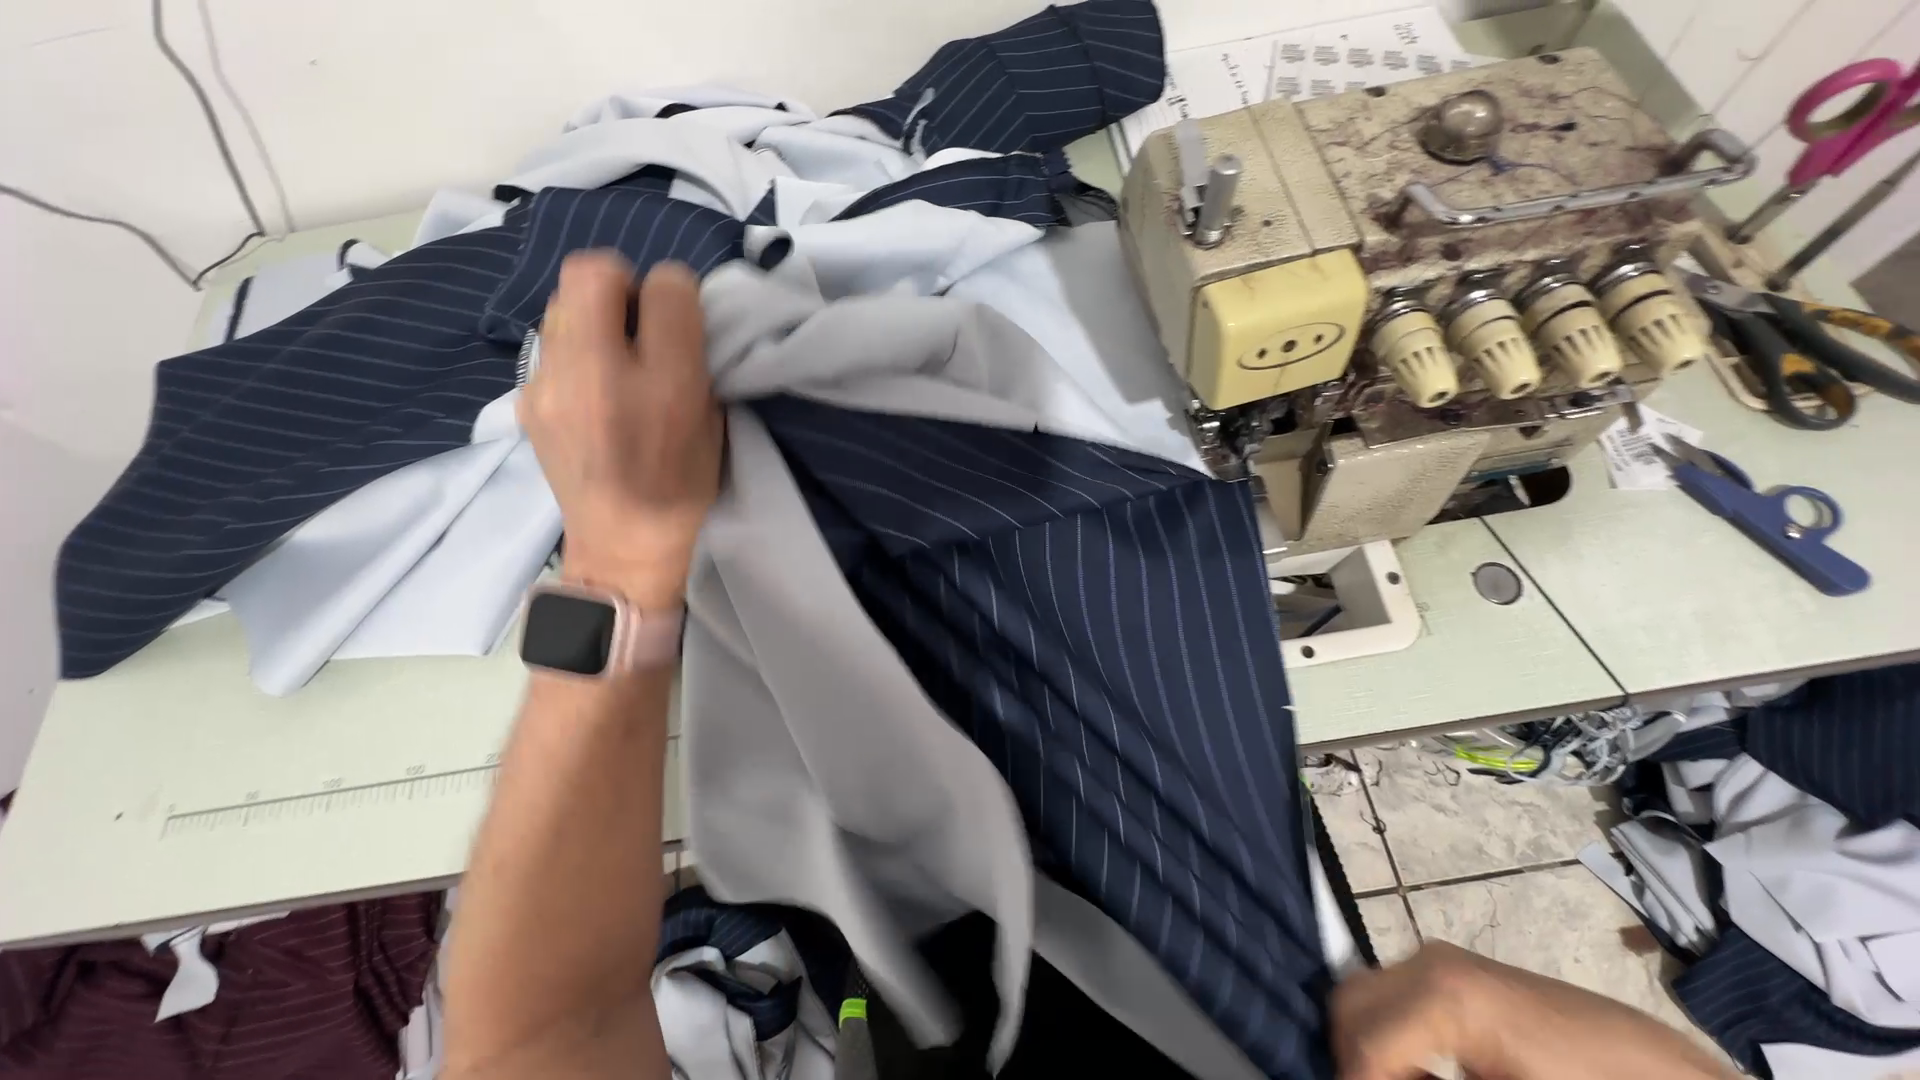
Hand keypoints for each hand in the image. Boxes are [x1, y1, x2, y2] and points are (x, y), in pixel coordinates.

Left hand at [519, 253, 722, 608]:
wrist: (622, 542)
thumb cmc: (683, 485)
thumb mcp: (712, 419)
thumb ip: (694, 358)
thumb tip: (670, 313)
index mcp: (667, 385)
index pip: (666, 285)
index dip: (676, 291)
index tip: (678, 316)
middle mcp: (603, 376)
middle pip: (592, 271)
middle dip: (619, 282)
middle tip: (635, 318)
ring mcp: (552, 387)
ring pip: (561, 303)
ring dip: (590, 314)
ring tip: (609, 354)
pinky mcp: (527, 399)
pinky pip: (548, 345)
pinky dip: (571, 351)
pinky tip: (587, 388)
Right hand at [1332, 942, 1733, 1079]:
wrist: (1669, 1078)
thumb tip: (1374, 1079)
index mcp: (1447, 999)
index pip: (1365, 1044)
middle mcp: (1431, 964)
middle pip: (1351, 1006)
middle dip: (1353, 1060)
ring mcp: (1442, 961)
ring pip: (1365, 996)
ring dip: (1370, 1047)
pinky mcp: (1455, 971)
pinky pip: (1394, 995)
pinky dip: (1391, 1035)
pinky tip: (1421, 1075)